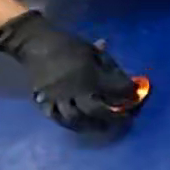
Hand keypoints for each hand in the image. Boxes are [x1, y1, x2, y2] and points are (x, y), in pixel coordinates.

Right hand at [0, 10, 139, 131]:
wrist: (35, 43)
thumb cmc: (67, 45)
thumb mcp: (91, 50)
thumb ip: (109, 64)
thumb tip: (126, 78)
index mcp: (89, 73)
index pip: (114, 89)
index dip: (127, 94)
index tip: (135, 97)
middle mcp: (75, 88)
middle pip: (96, 109)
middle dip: (112, 117)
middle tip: (123, 119)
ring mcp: (58, 96)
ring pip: (76, 117)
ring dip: (91, 125)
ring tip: (102, 126)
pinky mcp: (44, 100)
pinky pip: (56, 117)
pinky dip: (70, 124)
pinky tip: (79, 125)